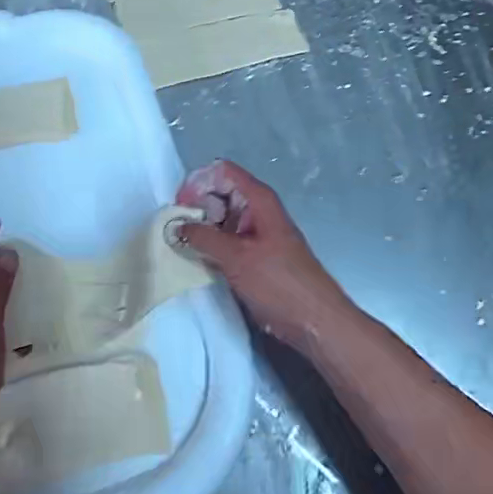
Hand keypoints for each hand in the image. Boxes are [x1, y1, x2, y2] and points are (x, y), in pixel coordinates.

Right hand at [172, 160, 351, 352]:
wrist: (316, 322)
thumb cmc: (280, 282)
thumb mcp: (236, 257)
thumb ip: (203, 237)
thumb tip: (176, 226)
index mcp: (258, 199)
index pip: (221, 171)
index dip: (198, 182)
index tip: (180, 205)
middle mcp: (256, 209)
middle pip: (218, 192)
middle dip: (195, 205)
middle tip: (177, 228)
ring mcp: (256, 232)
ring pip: (220, 216)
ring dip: (201, 226)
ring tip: (183, 243)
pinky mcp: (254, 254)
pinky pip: (226, 238)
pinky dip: (210, 243)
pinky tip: (198, 258)